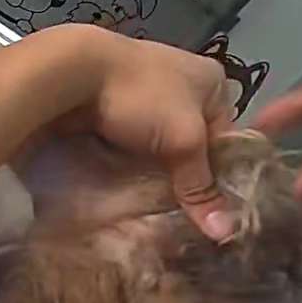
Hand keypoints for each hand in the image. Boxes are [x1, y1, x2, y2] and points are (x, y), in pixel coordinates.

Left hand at [39, 25, 236, 238]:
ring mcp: (147, 94)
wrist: (74, 72)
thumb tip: (223, 230)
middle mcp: (183, 83)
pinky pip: (134, 144)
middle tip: (185, 215)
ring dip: (157, 173)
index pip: (227, 139)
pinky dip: (133, 164)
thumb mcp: (183, 140)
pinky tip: (132, 188)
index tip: (212, 211)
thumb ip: (201, 185)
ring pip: (161, 146)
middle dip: (186, 176)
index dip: (220, 175)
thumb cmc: (142, 97)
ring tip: (159, 209)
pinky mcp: (117, 107)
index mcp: (211, 81)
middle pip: (193, 144)